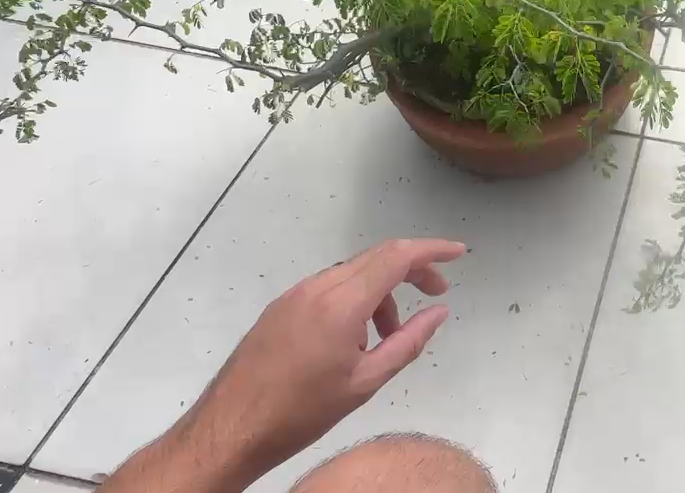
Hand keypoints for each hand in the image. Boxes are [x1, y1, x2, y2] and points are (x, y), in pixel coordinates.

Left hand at [103, 238, 465, 492]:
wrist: (224, 434)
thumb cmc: (300, 414)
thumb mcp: (365, 383)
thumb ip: (409, 342)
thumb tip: (439, 311)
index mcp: (342, 303)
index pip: (398, 256)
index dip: (433, 250)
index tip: (459, 254)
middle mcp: (320, 286)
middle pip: (379, 256)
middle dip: (414, 267)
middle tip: (436, 292)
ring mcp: (297, 293)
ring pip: (355, 271)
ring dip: (384, 288)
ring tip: (390, 332)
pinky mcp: (281, 306)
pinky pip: (332, 285)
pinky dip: (357, 297)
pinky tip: (355, 336)